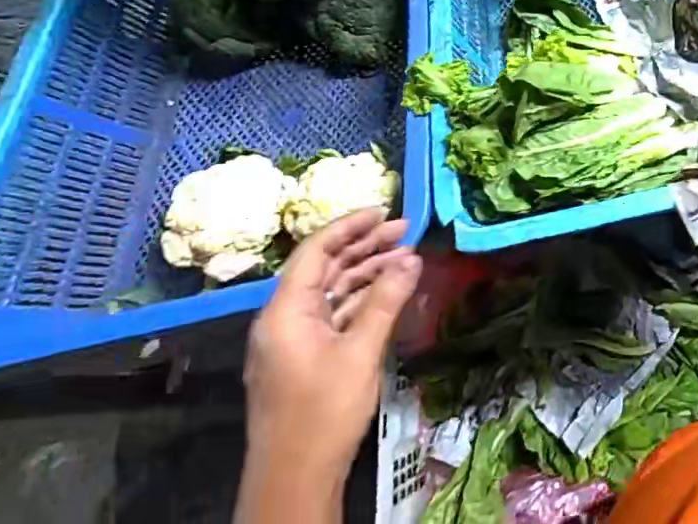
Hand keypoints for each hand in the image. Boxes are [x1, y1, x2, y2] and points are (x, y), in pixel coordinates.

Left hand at [241, 210, 421, 487]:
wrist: (294, 484)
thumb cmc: (323, 415)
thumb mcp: (359, 354)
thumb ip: (385, 301)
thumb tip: (412, 259)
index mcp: (284, 308)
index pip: (316, 249)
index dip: (349, 226)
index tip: (382, 212)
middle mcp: (284, 315)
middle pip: (326, 267)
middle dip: (365, 246)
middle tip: (405, 231)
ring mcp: (294, 337)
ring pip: (332, 291)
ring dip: (366, 273)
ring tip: (406, 258)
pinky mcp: (305, 356)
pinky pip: (333, 315)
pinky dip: (359, 301)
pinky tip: (389, 292)